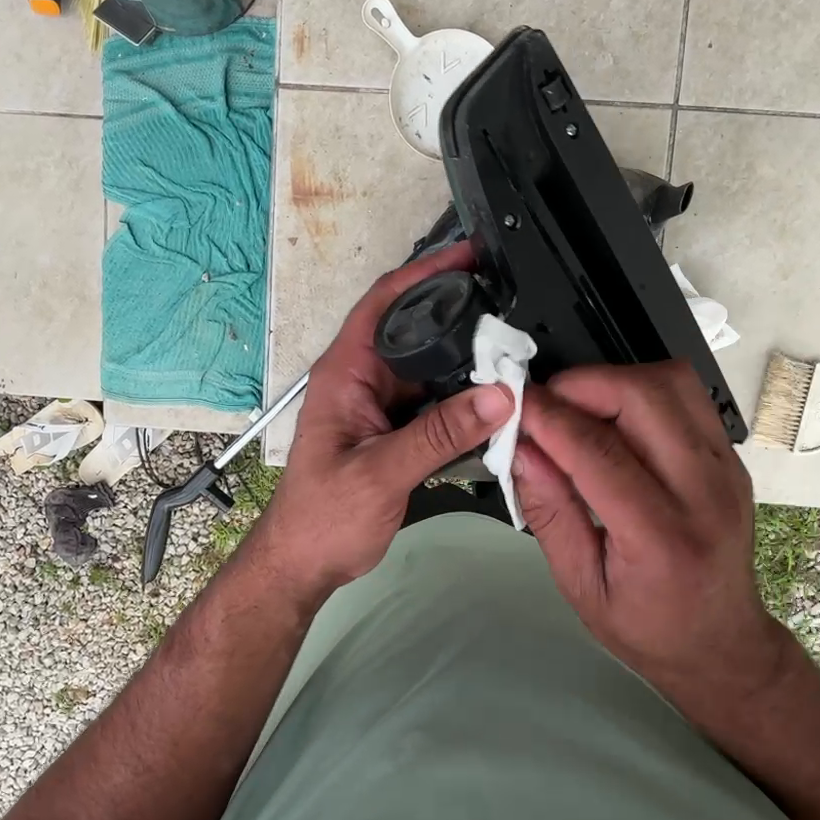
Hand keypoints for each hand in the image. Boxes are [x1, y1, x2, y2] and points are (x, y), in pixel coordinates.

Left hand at [254, 242, 513, 591]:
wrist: (305, 563)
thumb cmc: (323, 516)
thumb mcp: (381, 473)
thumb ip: (439, 435)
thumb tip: (502, 396)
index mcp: (346, 372)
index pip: (384, 302)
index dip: (425, 272)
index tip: (470, 256)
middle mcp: (363, 378)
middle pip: (413, 328)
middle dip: (459, 313)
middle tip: (512, 305)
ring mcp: (380, 403)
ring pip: (429, 365)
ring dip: (466, 358)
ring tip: (515, 348)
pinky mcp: (395, 428)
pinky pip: (434, 399)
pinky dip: (463, 395)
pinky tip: (497, 396)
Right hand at [513, 361, 791, 714]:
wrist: (723, 646)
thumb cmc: (648, 628)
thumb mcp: (580, 585)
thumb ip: (549, 513)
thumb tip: (521, 449)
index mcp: (663, 538)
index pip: (599, 452)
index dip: (549, 417)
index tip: (514, 403)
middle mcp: (705, 492)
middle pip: (646, 396)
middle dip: (583, 384)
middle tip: (545, 401)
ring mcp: (727, 469)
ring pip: (673, 382)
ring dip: (616, 379)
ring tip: (578, 405)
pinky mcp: (731, 457)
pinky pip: (687, 396)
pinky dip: (641, 391)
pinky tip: (613, 418)